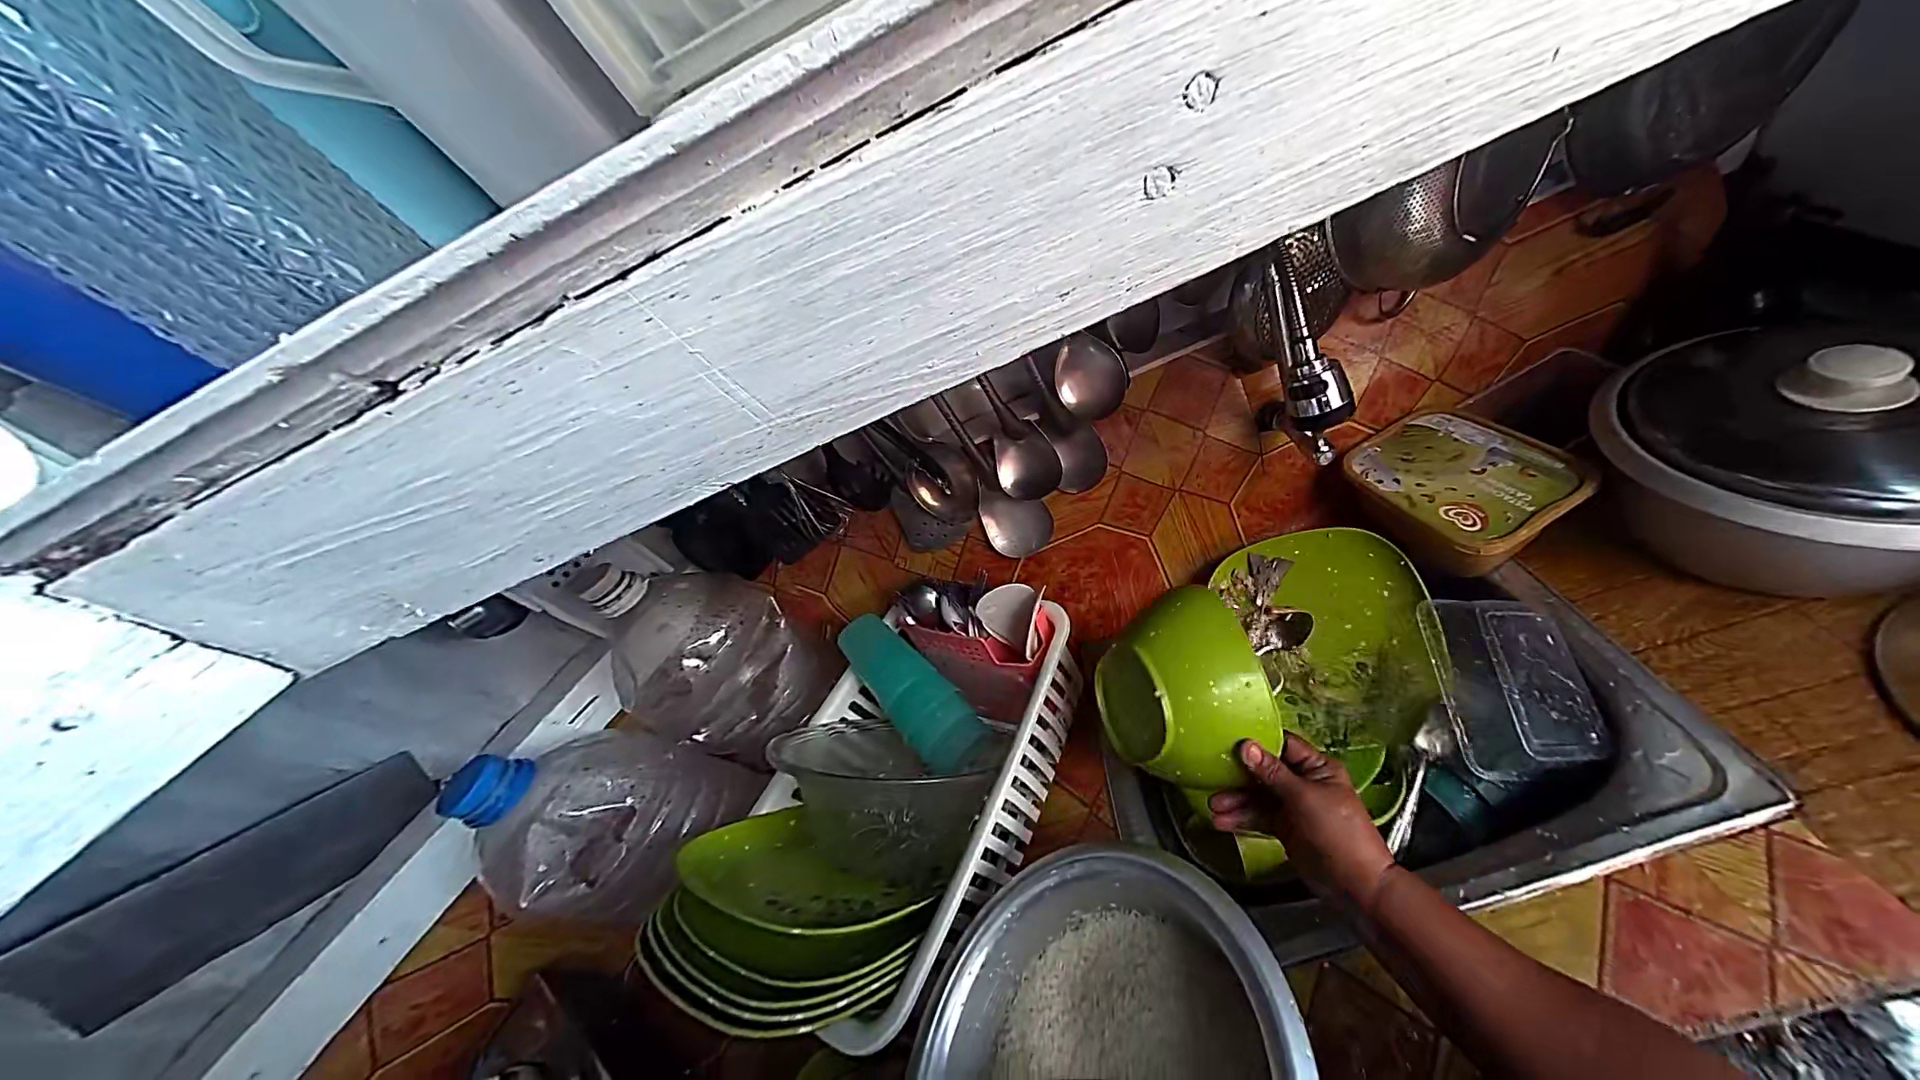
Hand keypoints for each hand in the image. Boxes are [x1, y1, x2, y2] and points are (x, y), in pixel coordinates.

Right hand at [1208, 734, 1396, 913]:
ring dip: (1236, 801)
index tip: (1230, 741)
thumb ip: (1272, 772)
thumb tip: (1246, 745)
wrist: (1356, 886)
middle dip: (1239, 776)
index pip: (1283, 745)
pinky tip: (1224, 822)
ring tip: (1214, 807)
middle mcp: (1304, 784)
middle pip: (1265, 772)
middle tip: (1214, 777)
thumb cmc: (1339, 834)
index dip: (1258, 742)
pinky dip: (1242, 819)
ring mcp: (1294, 806)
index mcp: (1318, 769)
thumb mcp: (1304, 797)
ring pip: (1258, 796)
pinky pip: (1259, 817)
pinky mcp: (1286, 827)